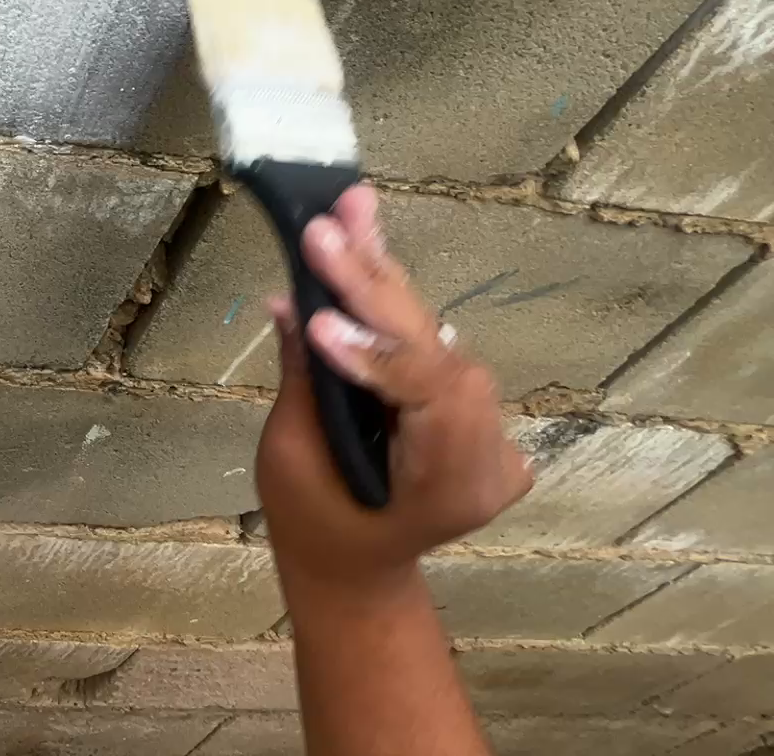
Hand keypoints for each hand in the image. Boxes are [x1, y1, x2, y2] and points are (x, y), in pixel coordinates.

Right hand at [255, 185, 531, 591]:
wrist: (352, 562)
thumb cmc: (312, 521)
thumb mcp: (292, 459)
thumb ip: (305, 382)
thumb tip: (291, 305)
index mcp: (451, 486)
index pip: (430, 400)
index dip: (377, 356)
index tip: (317, 322)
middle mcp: (487, 450)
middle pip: (435, 351)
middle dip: (377, 285)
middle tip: (334, 221)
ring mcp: (483, 424)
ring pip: (433, 336)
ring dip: (382, 276)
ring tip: (348, 216)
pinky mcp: (461, 402)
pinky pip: (424, 342)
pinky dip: (386, 296)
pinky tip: (361, 248)